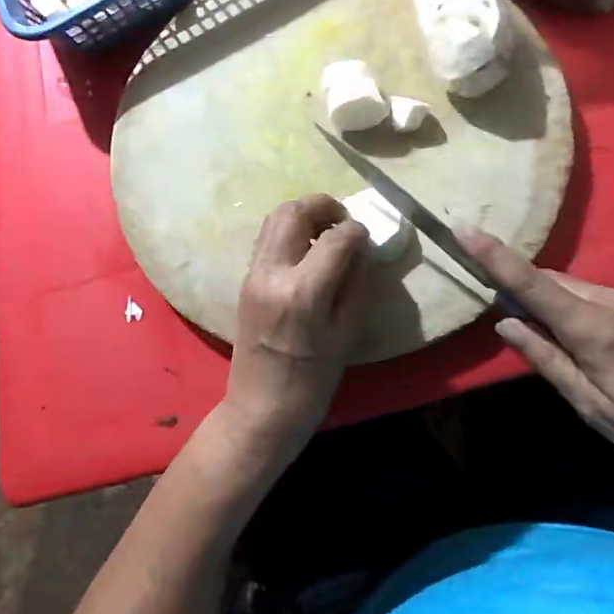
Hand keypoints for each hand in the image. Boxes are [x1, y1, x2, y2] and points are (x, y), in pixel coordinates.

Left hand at [220, 195, 368, 452]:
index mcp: (301, 291)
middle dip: (323, 206)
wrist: (261, 407)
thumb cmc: (313, 380)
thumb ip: (356, 282)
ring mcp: (252, 273)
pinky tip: (307, 251)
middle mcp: (271, 272)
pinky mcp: (245, 279)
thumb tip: (361, 246)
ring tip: (326, 232)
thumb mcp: (347, 333)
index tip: (368, 236)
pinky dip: (289, 232)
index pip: (335, 238)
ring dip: (303, 215)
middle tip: (344, 220)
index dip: (357, 230)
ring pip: (274, 219)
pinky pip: (267, 240)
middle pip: (293, 212)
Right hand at [460, 227, 613, 503]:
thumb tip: (505, 323)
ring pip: (572, 289)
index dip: (493, 256)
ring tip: (544, 342)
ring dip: (548, 303)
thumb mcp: (597, 410)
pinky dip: (573, 309)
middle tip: (502, 318)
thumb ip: (547, 361)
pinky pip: (594, 298)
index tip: (462, 228)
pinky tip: (580, 344)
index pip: (531, 283)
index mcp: (596, 328)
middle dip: (520, 289)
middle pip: (550, 282)